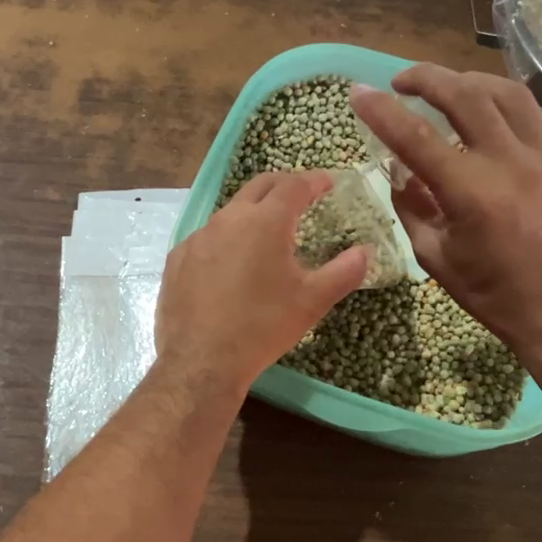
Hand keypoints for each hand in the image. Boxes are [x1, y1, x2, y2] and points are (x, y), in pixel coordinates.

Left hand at [155, 171, 368, 397]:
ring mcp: (198, 237)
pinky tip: (230, 264)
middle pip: (259, 186)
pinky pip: (207, 238)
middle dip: (283, 185)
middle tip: (301, 195)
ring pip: (230, 212)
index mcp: (265, 222)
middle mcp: (228, 219)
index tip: (327, 183)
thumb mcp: (312, 301)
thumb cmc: (263, 326)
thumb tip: (364, 253)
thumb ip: (343, 272)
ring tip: (267, 234)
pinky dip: (225, 240)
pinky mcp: (177, 258)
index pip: (294, 185)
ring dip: (252, 213)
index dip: (314, 181)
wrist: (201, 360)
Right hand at [349, 66, 541, 367]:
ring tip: (450, 90)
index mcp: (472, 193)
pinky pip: (535, 128)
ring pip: (509, 95)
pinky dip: (505, 122)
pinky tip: (493, 138)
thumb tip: (400, 173)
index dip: (381, 110)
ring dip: (471, 84)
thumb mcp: (436, 258)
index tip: (358, 92)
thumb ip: (412, 208)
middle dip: (427, 77)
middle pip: (465, 94)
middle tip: (403, 80)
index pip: (415, 136)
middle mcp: (513, 164)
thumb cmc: (495, 297)